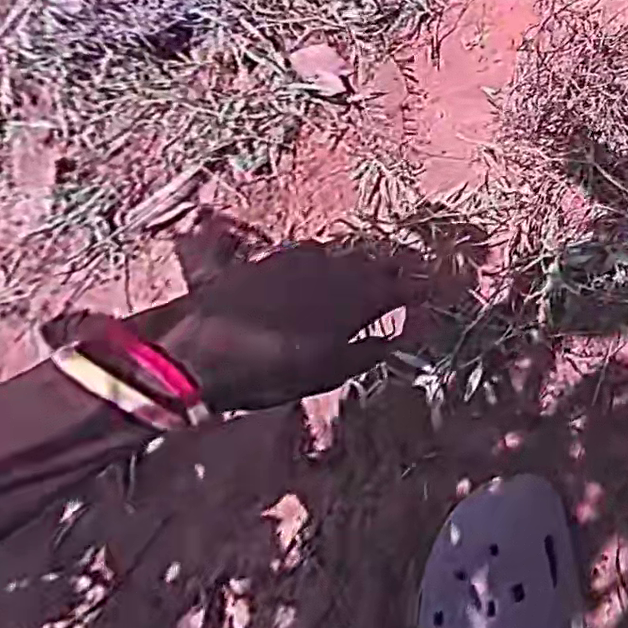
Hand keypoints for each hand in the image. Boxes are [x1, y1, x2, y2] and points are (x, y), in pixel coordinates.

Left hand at [121, 213, 417, 412]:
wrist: (196, 348)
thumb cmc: (270, 369)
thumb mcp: (328, 372)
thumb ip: (369, 351)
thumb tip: (400, 339)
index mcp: (361, 296)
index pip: (405, 288)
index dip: (420, 293)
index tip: (430, 298)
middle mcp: (341, 268)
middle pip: (380, 265)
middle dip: (394, 275)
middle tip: (401, 288)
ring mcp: (308, 258)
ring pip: (349, 256)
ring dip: (361, 268)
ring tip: (362, 283)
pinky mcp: (277, 256)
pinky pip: (315, 255)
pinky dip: (326, 265)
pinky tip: (318, 276)